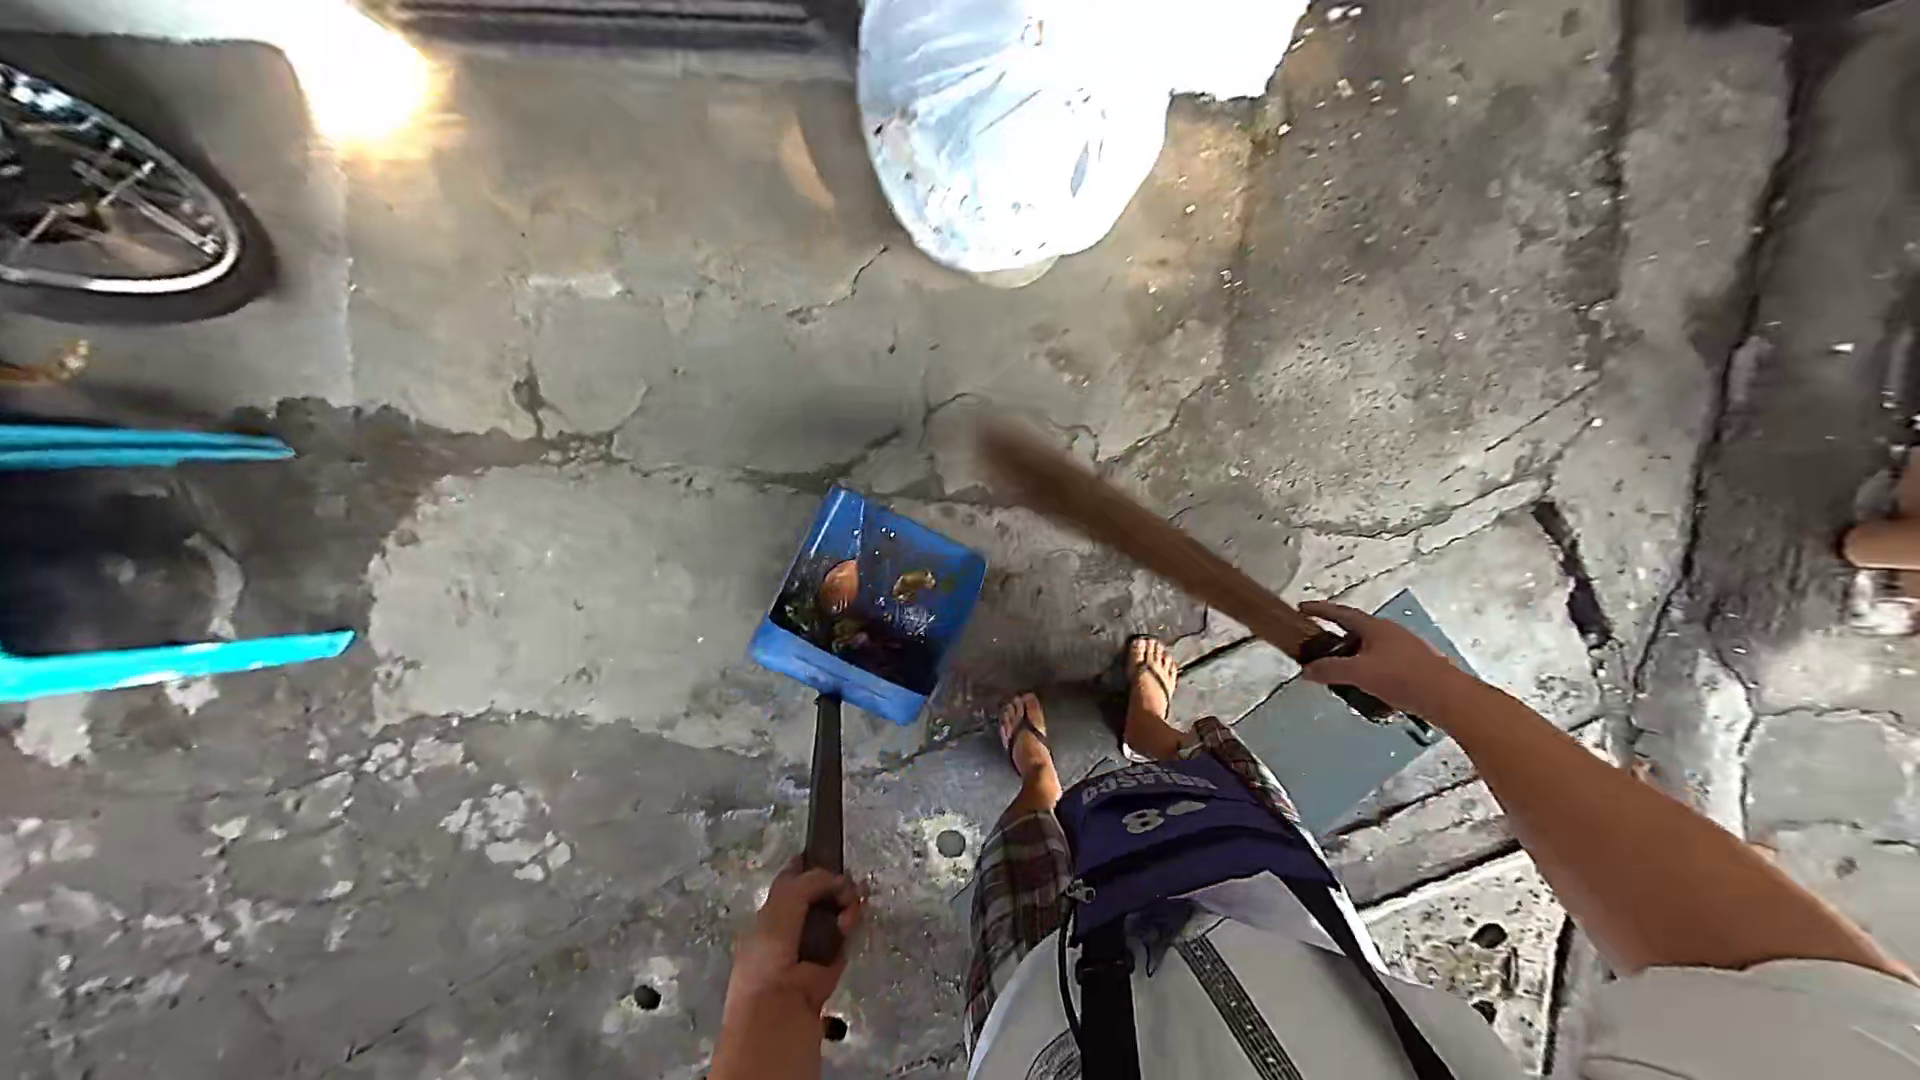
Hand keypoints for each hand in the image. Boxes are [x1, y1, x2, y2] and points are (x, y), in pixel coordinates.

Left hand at [726, 856, 864, 1015]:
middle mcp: (790, 926)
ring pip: (835, 911)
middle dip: (833, 883)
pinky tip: (850, 918)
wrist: (778, 1006)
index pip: (790, 882)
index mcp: (770, 914)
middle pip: (818, 894)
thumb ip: (809, 882)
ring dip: (845, 900)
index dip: (805, 866)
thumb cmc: (769, 952)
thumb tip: (838, 878)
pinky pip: (845, 933)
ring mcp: (812, 943)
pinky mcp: (832, 959)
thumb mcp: (782, 904)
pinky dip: (850, 922)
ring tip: (851, 898)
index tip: (825, 853)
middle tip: (845, 880)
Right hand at [1298, 601, 1479, 717]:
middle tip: (1320, 648)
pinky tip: (1368, 685)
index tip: (1303, 609)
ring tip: (1342, 671)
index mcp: (1375, 627)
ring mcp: (1407, 648)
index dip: (1319, 610)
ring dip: (1354, 655)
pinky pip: (1385, 661)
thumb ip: (1329, 670)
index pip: (1341, 613)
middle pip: (1357, 630)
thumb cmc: (1402, 678)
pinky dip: (1370, 668)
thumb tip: (1307, 670)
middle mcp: (1392, 632)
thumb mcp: (1357, 673)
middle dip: (1336, 638)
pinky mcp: (1418, 666)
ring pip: (1372, 647)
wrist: (1450, 699)